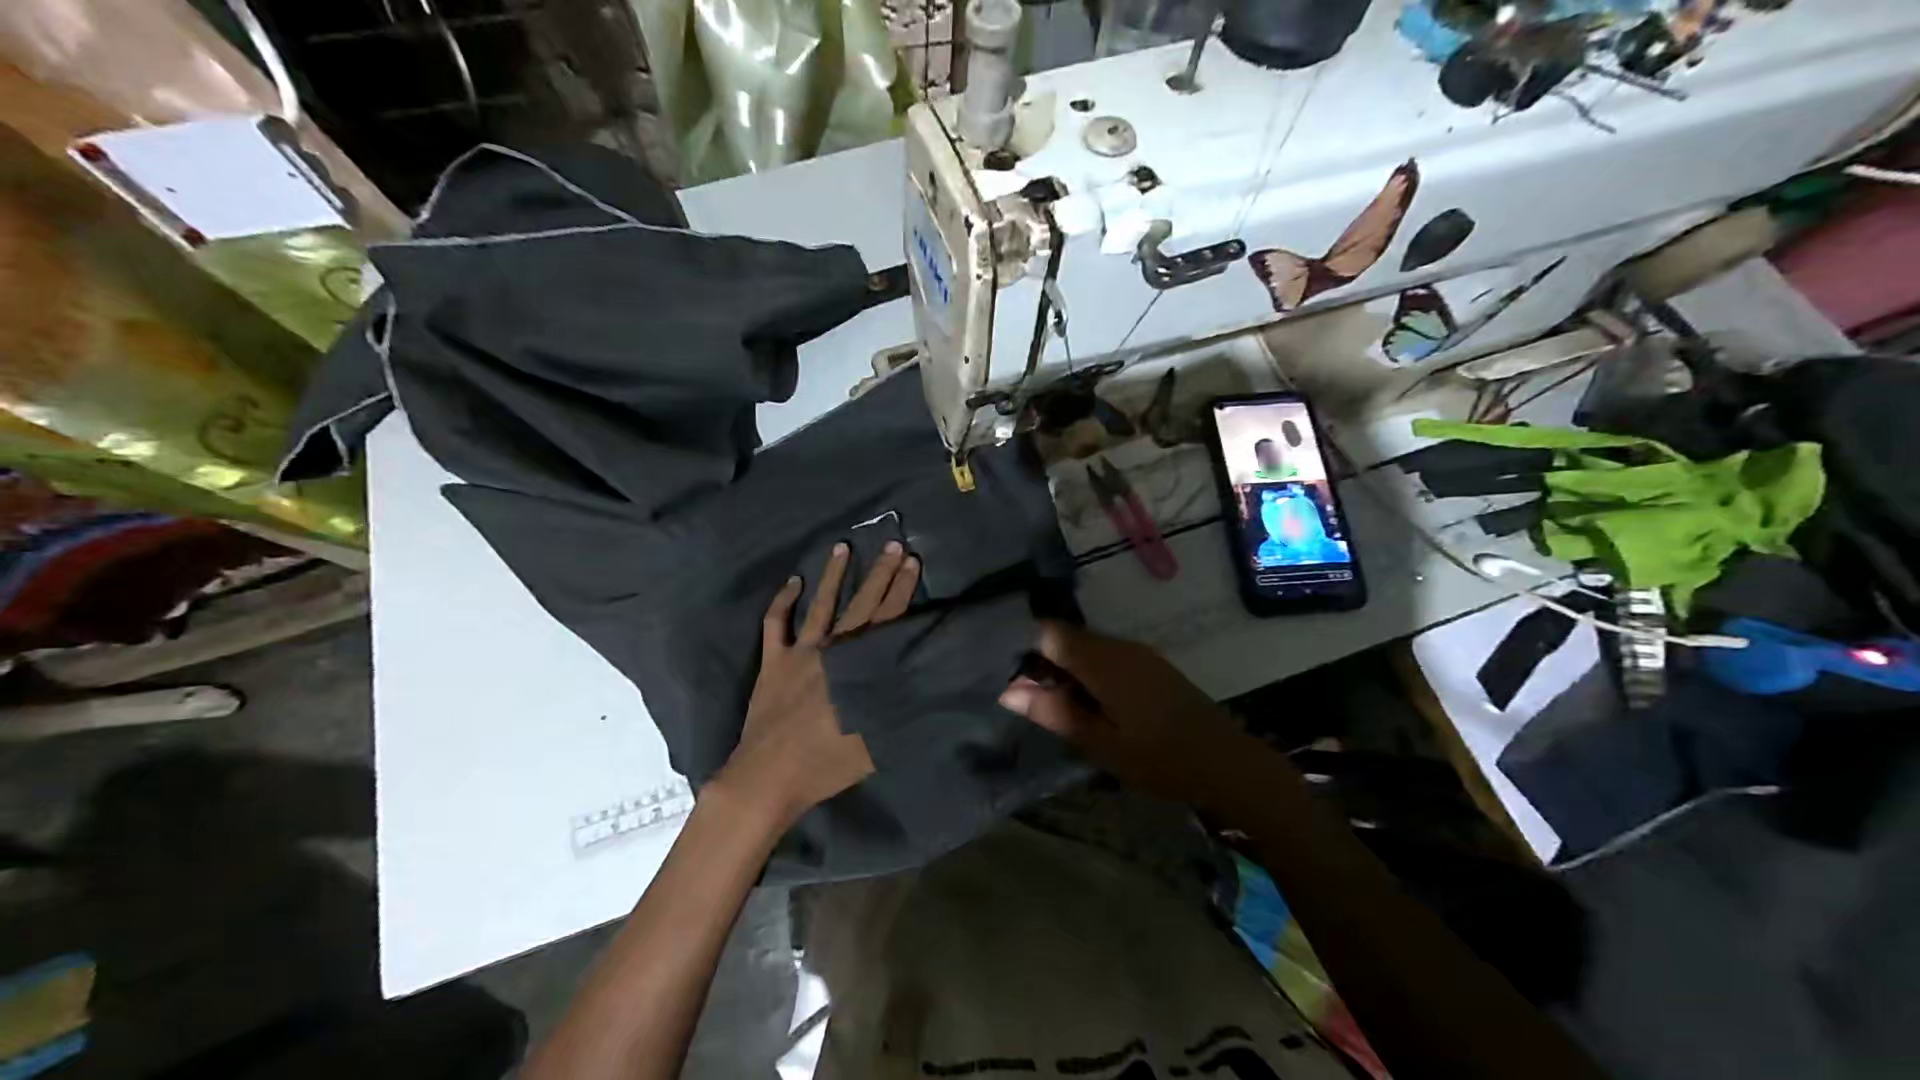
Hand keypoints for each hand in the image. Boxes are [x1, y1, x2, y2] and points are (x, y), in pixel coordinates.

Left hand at [714, 541, 920, 825]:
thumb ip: (898, 705)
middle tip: (892, 544)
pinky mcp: (774, 662)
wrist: (770, 776)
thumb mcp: (878, 739)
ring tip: (842, 546)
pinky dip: (783, 601)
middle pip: (861, 603)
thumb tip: (922, 680)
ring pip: (821, 604)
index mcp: (861, 666)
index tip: (912, 561)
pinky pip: (776, 624)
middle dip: (880, 572)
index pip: (889, 618)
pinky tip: (793, 582)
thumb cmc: (828, 763)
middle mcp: (834, 649)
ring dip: (833, 575)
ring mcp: (801, 651)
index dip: (903, 589)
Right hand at [998, 621, 1250, 807]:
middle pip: (1065, 636)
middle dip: (1039, 657)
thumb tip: (1007, 689)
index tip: (998, 666)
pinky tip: (1083, 699)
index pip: (1048, 631)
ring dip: (1062, 666)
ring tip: (1046, 698)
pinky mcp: (1149, 664)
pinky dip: (1085, 670)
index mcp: (1101, 660)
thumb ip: (1054, 711)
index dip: (1020, 643)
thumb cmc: (1157, 757)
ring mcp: (1136, 652)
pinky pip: (1104, 655)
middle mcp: (1117, 645)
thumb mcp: (1099, 741)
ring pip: (1085, 646)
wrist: (1226, 762)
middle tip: (1018, 690)